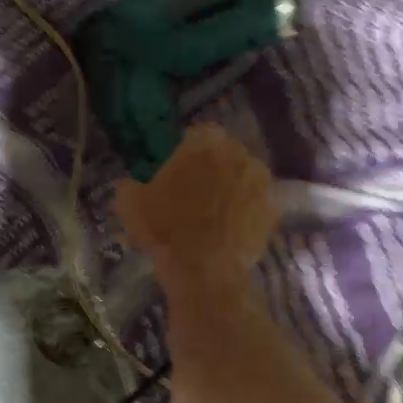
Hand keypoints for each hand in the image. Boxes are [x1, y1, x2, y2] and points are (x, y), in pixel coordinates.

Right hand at [109, 124, 276, 299]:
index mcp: (205, 144)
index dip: (184, 151)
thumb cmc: (164, 227)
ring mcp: (261, 183)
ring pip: (241, 178)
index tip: (173, 170)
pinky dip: (242, 212)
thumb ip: (130, 184)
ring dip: (228, 189)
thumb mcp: (130, 203)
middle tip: (190, 192)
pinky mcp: (273, 210)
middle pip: (224, 155)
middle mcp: (240, 154)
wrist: (202, 268)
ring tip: (209, 214)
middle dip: (210, 169)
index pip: (197, 134)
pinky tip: (224, 230)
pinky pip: (253, 204)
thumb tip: (129, 183)